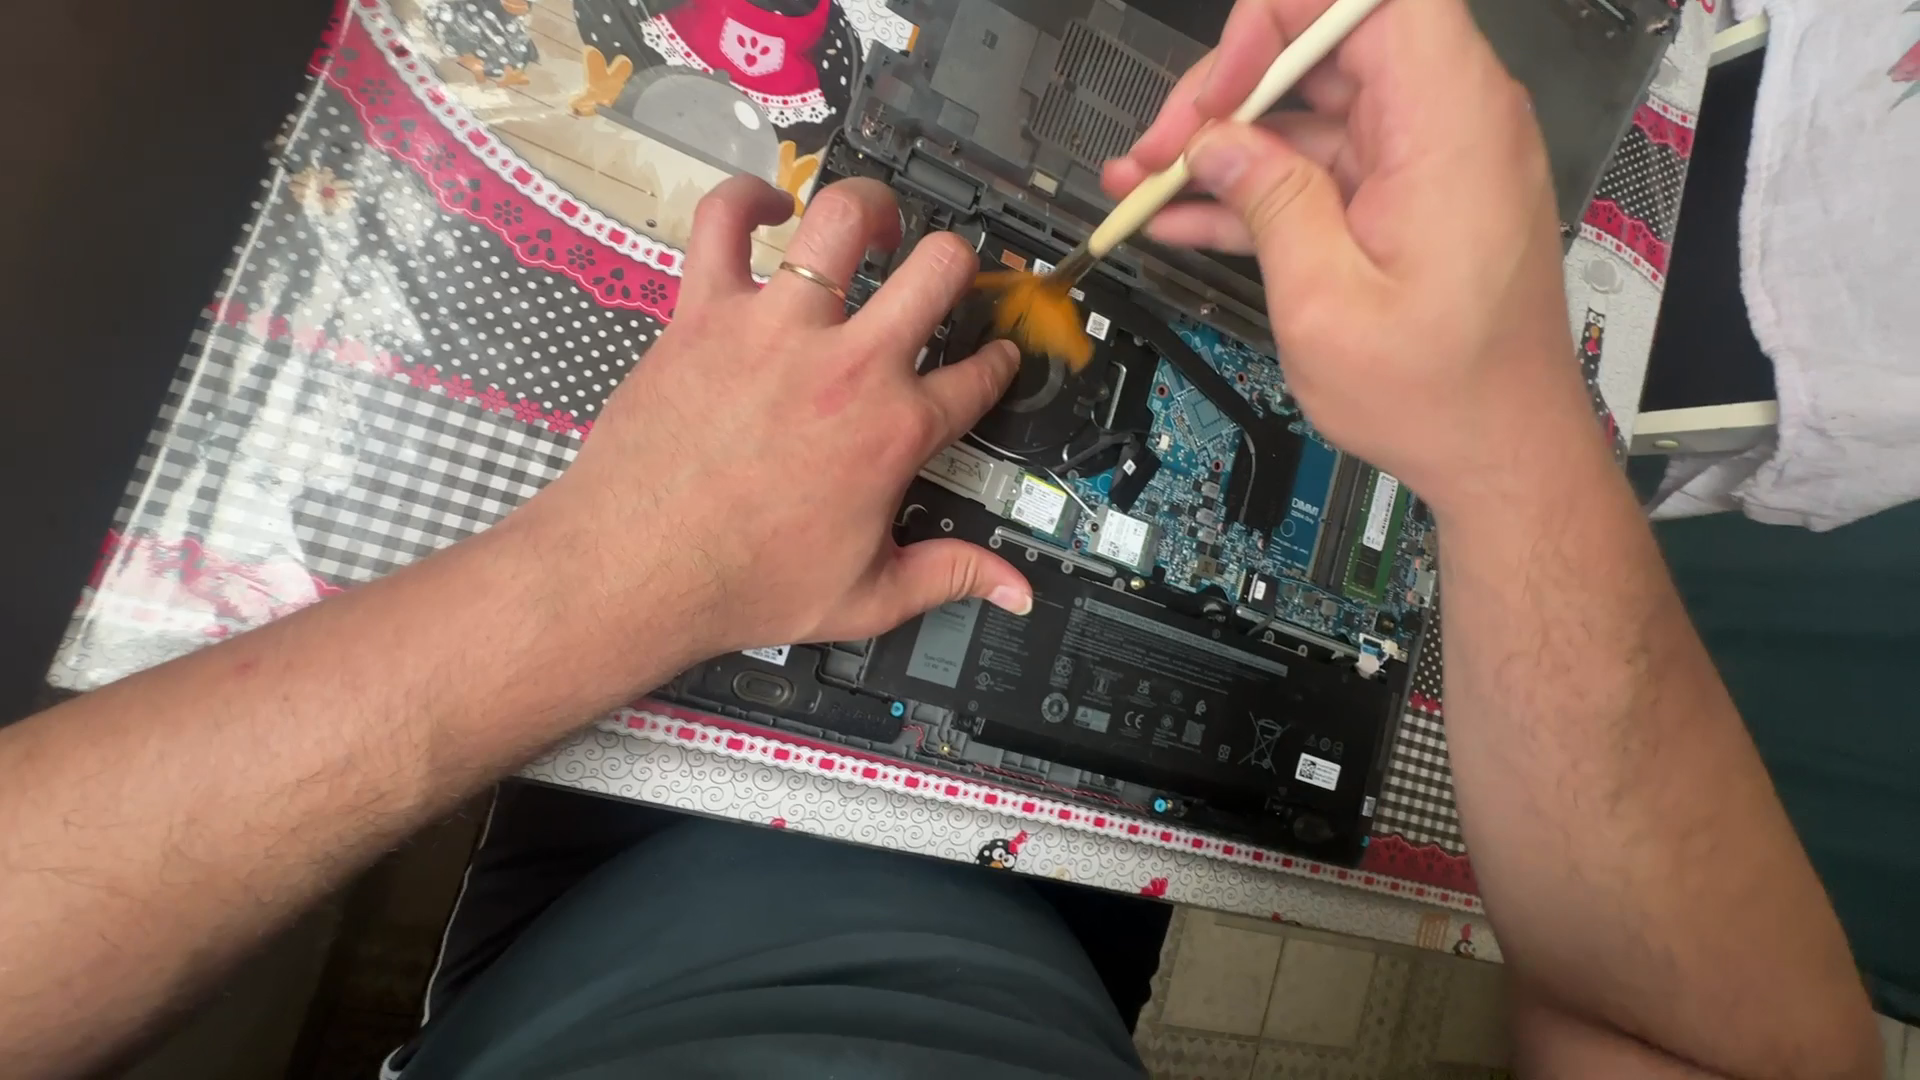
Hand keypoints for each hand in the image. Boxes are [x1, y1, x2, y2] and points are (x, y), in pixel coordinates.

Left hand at [524, 175, 1030, 666]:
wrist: (638, 570)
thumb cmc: (750, 584)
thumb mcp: (870, 598)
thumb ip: (952, 577)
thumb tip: (1015, 590)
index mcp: (895, 430)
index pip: (977, 378)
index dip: (998, 363)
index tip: (995, 358)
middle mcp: (849, 366)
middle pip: (938, 271)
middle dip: (960, 261)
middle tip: (948, 274)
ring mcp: (777, 329)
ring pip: (842, 223)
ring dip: (873, 209)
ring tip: (878, 222)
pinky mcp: (706, 314)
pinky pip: (722, 223)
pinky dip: (746, 200)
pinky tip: (767, 208)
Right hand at [1103, 0, 1593, 514]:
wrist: (1490, 446)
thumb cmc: (1433, 391)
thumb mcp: (1324, 302)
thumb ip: (1271, 204)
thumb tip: (1216, 144)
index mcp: (1445, 126)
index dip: (1277, 22)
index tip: (1214, 94)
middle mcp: (1440, 126)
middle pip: (1320, 53)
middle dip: (1224, 95)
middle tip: (1153, 156)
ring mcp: (1413, 167)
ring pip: (1302, 119)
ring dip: (1218, 151)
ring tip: (1139, 185)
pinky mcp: (1391, 206)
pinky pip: (1310, 176)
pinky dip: (1246, 194)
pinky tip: (1180, 217)